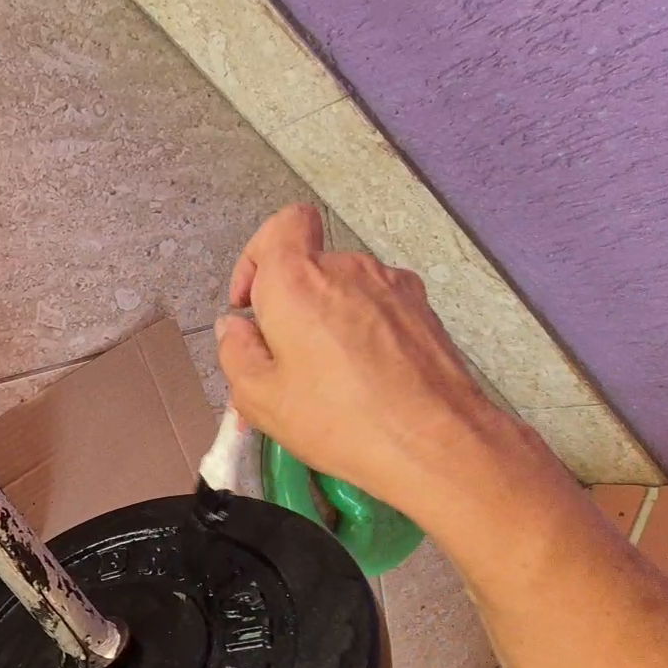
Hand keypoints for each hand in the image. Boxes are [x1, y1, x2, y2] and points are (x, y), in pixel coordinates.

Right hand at [217, 204, 543, 523]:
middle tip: (279, 362)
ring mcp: (393, 287)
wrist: (433, 442)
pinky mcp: (421, 311)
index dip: (256, 256)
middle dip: (286, 306)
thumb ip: (235, 352)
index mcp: (299, 282)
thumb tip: (235, 328)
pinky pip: (372, 309)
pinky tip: (358, 379)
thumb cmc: (334, 418)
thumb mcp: (257, 397)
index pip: (282, 226)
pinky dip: (356, 332)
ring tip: (320, 378)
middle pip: (308, 268)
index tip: (250, 304)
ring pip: (340, 291)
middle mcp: (348, 270)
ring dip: (322, 322)